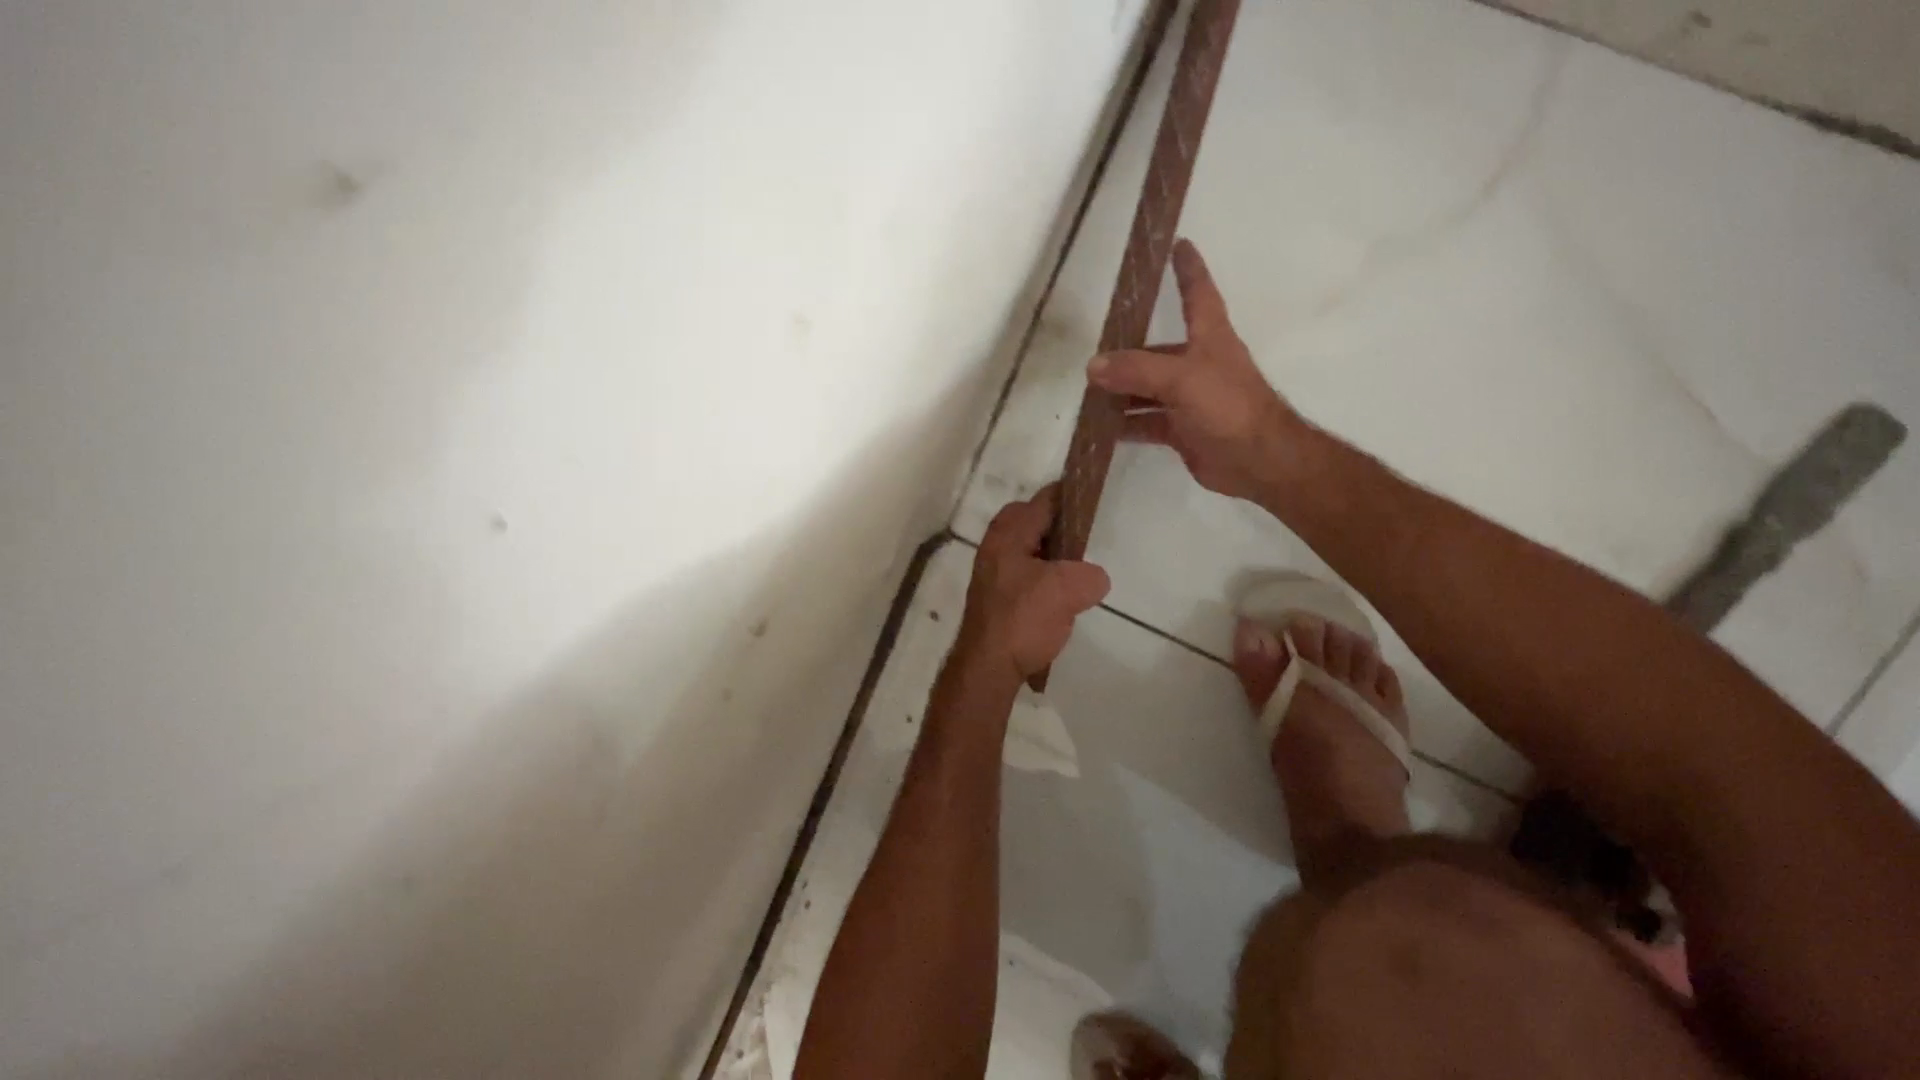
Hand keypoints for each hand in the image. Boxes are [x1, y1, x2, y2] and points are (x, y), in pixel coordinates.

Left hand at [958, 485, 1111, 679]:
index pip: (1045, 500)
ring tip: (1077, 572)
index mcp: (1008, 534)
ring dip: (1052, 556)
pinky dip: (1043, 578)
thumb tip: (1093, 580)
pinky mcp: (997, 598)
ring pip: (1029, 550)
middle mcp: (996, 547)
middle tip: (1086, 541)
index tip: (1096, 497)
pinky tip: (1060, 599)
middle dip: (1060, 527)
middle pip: (1033, 522)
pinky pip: (1026, 574)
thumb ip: (1089, 575)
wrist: (987, 668)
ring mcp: (993, 573)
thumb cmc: (1023, 620)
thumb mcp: (1067, 590)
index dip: (1072, 496)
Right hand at [1087, 239, 1308, 501]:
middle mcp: (1199, 363)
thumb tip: (1093, 366)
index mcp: (1209, 337)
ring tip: (1087, 393)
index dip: (1187, 268)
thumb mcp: (1181, 378)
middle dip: (1127, 351)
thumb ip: (1136, 370)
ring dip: (1121, 391)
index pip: (1197, 292)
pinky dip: (1126, 424)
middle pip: (1157, 350)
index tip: (1177, 243)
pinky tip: (1100, 427)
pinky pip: (1147, 422)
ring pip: (1148, 389)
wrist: (1258, 460)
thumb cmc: (1228, 406)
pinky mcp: (1184, 430)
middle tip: (1091, 353)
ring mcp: (1191, 398)